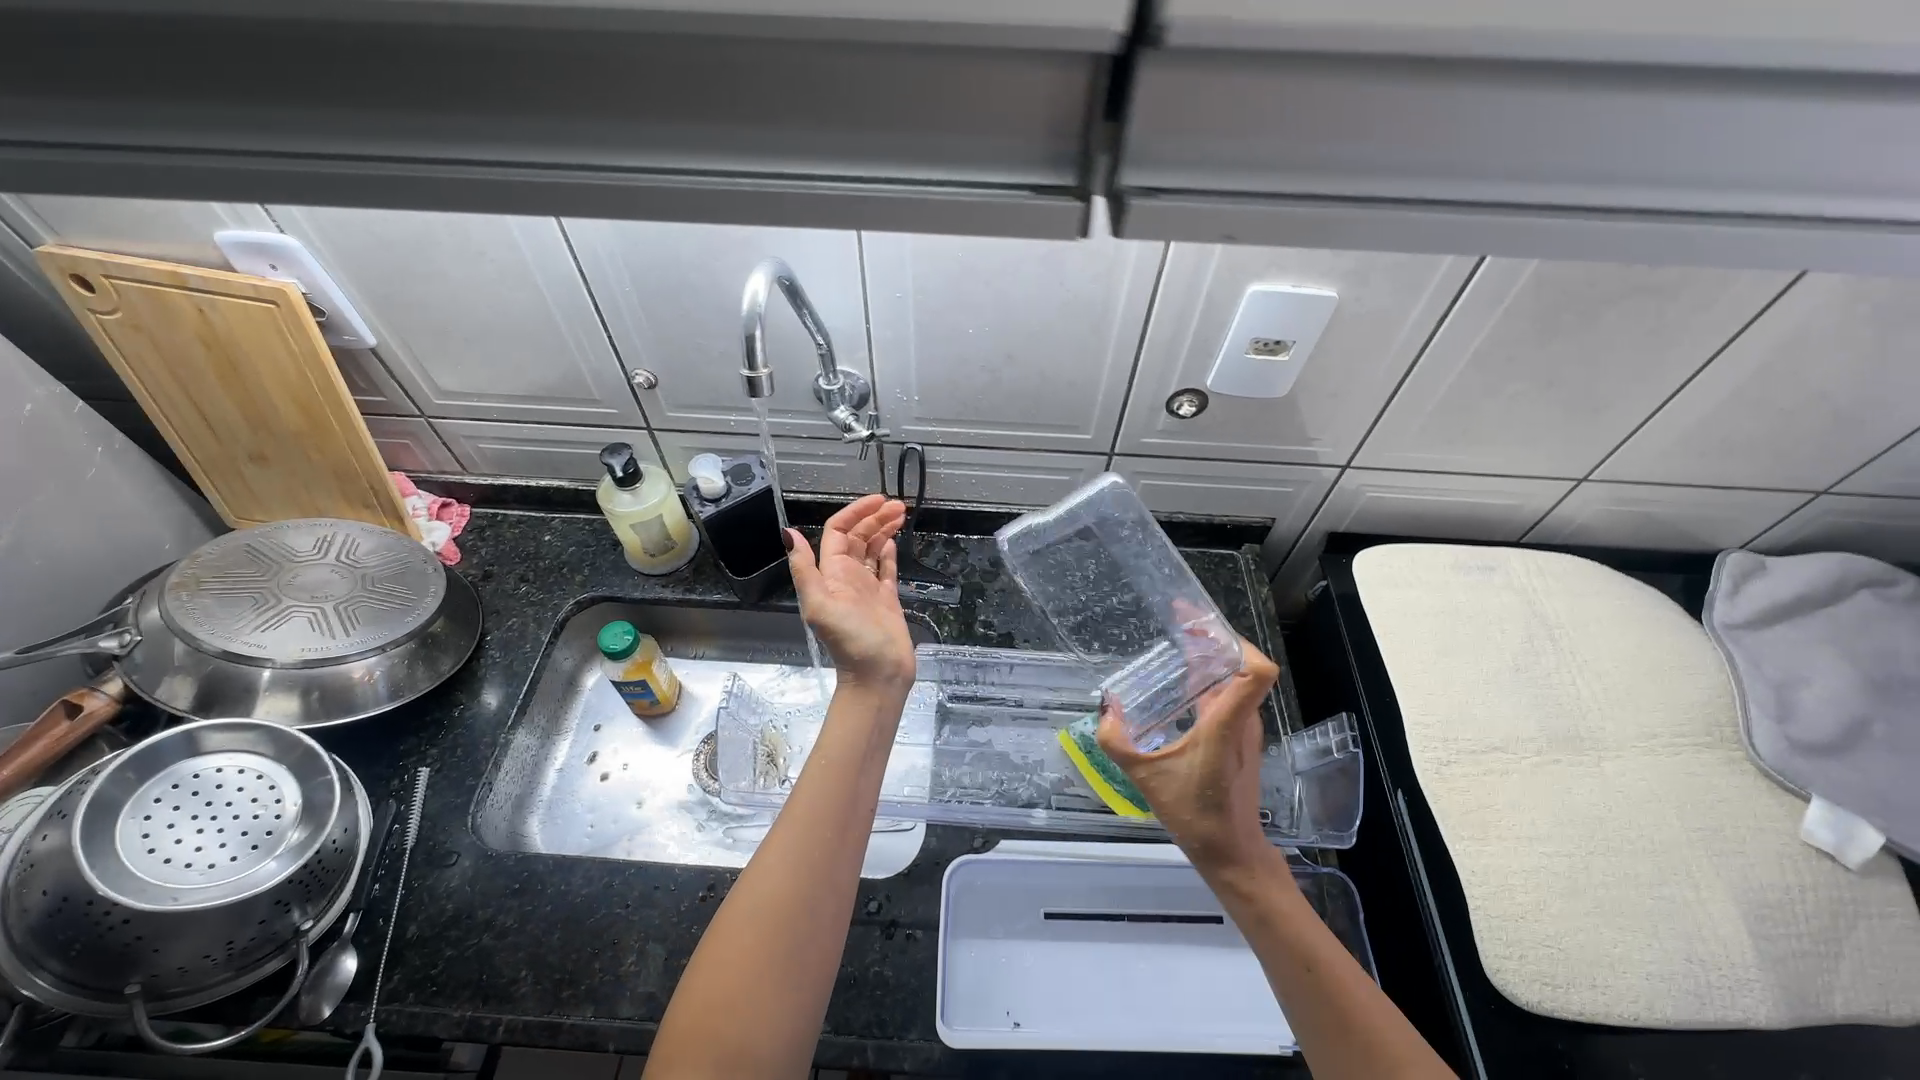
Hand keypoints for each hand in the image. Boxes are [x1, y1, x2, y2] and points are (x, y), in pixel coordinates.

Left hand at [784, 494, 915, 689]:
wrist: (877, 675)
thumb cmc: (850, 641)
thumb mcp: (820, 604)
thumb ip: (804, 569)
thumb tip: (788, 533)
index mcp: (830, 575)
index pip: (839, 532)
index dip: (855, 513)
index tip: (878, 501)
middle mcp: (848, 578)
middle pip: (858, 537)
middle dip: (875, 518)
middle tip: (898, 505)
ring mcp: (867, 589)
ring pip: (873, 549)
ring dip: (884, 530)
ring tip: (902, 514)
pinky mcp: (886, 600)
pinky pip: (886, 570)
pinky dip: (888, 553)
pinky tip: (893, 541)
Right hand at [1097, 638, 1279, 873]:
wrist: (1231, 853)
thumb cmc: (1196, 814)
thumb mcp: (1146, 777)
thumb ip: (1118, 742)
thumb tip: (1105, 710)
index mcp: (1227, 722)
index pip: (1256, 670)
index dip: (1236, 641)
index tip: (1200, 624)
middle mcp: (1243, 720)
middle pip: (1243, 666)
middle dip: (1214, 640)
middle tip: (1180, 623)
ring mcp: (1245, 732)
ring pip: (1236, 682)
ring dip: (1213, 661)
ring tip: (1180, 645)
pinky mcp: (1240, 742)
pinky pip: (1230, 699)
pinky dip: (1211, 683)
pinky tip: (1183, 686)